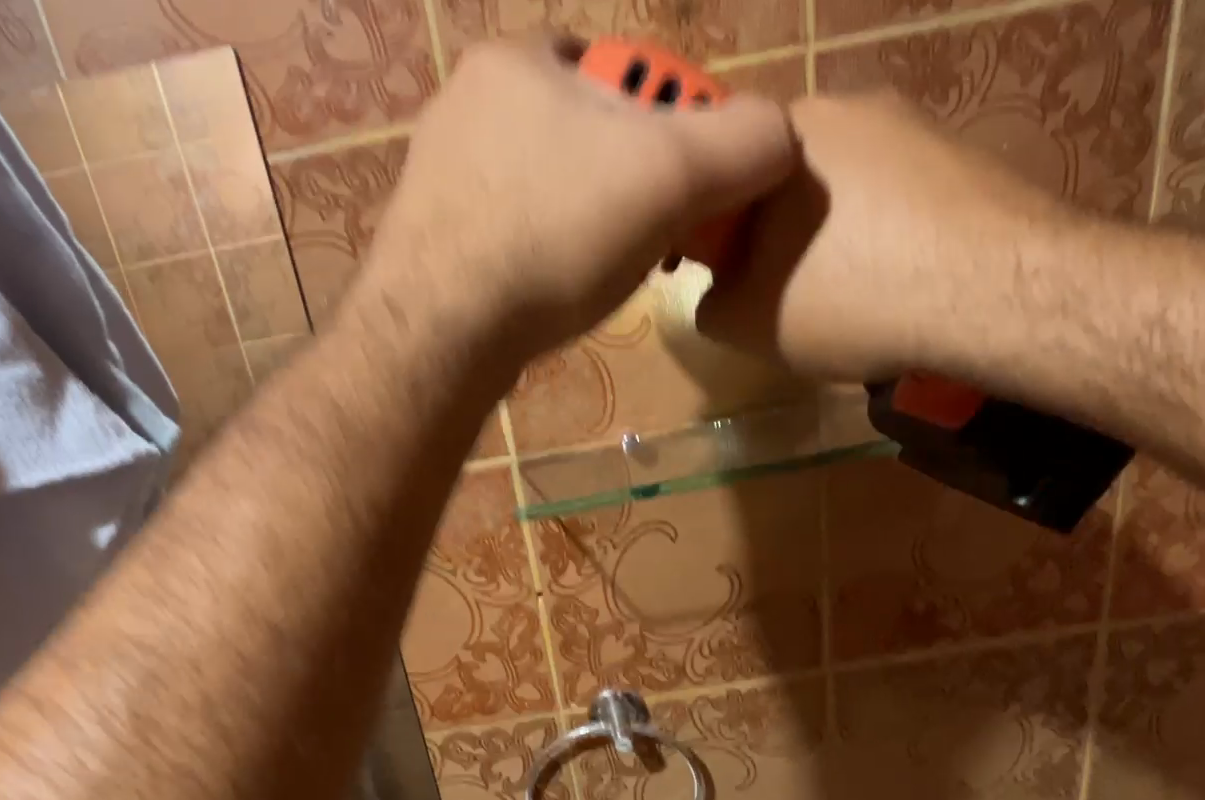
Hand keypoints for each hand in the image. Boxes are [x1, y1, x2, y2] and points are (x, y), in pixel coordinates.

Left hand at [347, 40, 794, 380]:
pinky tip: (555, 291)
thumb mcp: (674, 175)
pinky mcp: (430, 238)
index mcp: (518, 60)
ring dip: (591, 224)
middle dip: (633, 184)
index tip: (686, 189)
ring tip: (605, 272)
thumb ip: (745, 142)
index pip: (627, 73)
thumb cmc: (553, 235)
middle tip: (653, 239)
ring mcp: (439, 176)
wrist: (440, 333)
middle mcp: (467, 106)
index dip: (675, 130)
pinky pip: (512, 232)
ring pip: (551, 188)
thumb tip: (774, 140)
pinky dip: (544, 256)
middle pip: (589, 136)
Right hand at [698, 92, 1076, 382]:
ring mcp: (917, 125)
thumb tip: (722, 292)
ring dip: (831, 239)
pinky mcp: (967, 157)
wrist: (998, 293)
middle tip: (781, 293)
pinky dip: (887, 241)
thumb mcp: (742, 321)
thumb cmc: (849, 295)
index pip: (724, 174)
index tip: (726, 278)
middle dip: (775, 235)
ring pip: (844, 191)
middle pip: (785, 181)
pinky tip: (898, 288)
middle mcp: (850, 107)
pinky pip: (900, 202)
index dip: (715, 232)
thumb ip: (708, 301)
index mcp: (784, 131)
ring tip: (846, 298)